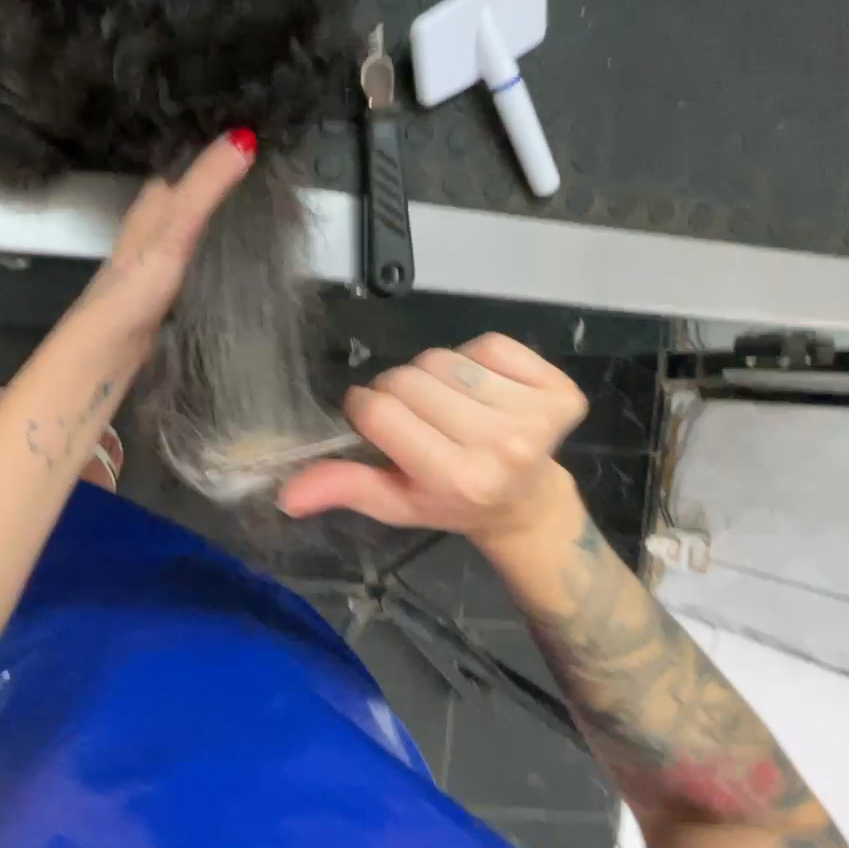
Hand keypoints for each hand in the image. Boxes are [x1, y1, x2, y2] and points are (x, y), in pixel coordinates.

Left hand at [79, 130, 255, 333]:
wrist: (110, 345)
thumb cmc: (137, 285)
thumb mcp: (177, 228)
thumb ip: (207, 187)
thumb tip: (245, 137)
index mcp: (152, 202)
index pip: (186, 161)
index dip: (217, 147)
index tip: (257, 135)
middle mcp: (153, 223)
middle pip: (191, 192)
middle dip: (222, 181)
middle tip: (268, 168)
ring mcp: (160, 256)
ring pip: (194, 223)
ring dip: (221, 215)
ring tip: (262, 203)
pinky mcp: (168, 286)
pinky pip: (198, 255)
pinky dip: (216, 247)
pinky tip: (235, 252)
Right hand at [278, 334, 588, 546]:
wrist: (526, 502)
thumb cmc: (449, 503)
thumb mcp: (392, 502)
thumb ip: (343, 487)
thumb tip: (287, 495)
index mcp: (457, 478)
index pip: (379, 411)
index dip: (364, 409)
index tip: (374, 424)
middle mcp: (503, 446)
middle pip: (408, 378)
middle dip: (395, 392)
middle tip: (411, 420)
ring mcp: (536, 416)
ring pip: (442, 358)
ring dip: (431, 375)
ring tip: (445, 406)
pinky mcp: (561, 391)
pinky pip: (488, 344)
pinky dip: (473, 359)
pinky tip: (479, 390)